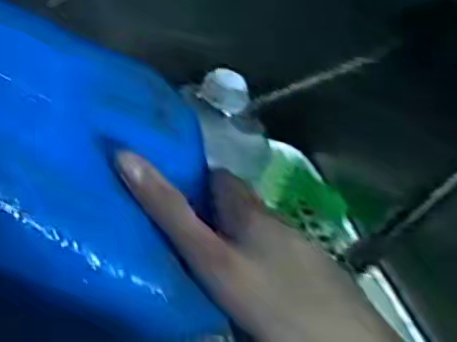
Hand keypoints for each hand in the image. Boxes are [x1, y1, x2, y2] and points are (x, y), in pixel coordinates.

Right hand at [116, 152, 398, 341]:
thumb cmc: (277, 306)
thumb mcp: (210, 260)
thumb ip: (168, 210)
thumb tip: (122, 151)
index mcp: (254, 213)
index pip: (219, 177)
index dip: (192, 177)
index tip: (164, 183)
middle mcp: (286, 229)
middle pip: (241, 211)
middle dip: (211, 215)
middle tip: (176, 227)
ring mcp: (316, 265)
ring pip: (265, 242)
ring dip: (240, 246)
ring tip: (208, 261)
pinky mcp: (335, 297)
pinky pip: (286, 270)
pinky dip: (266, 273)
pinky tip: (253, 293)